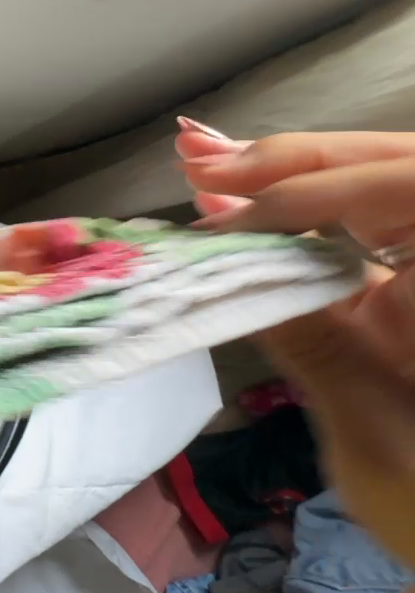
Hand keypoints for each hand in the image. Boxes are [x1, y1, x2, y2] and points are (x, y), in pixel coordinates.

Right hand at [177, 125, 414, 564]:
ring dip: (288, 170)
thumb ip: (314, 342)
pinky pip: (358, 230)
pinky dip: (289, 205)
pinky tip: (227, 191)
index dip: (330, 189)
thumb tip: (224, 251)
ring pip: (383, 188)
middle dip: (302, 160)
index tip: (231, 216)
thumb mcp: (379, 435)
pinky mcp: (406, 294)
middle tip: (198, 160)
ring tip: (199, 157)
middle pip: (405, 173)